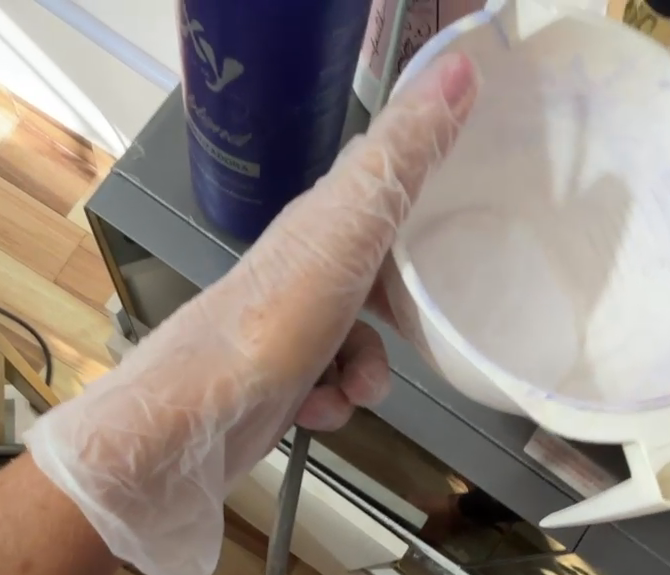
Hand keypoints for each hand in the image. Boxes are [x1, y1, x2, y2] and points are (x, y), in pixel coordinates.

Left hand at [24, 53, 479, 574]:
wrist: (203, 414)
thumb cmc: (277, 320)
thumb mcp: (350, 228)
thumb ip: (402, 157)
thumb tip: (463, 65)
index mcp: (320, 222)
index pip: (382, 189)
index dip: (425, 200)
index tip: (466, 220)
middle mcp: (306, 270)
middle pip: (381, 279)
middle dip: (404, 316)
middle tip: (417, 332)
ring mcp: (293, 328)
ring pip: (361, 344)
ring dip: (368, 375)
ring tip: (353, 391)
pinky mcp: (284, 379)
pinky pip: (334, 386)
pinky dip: (335, 403)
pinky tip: (318, 412)